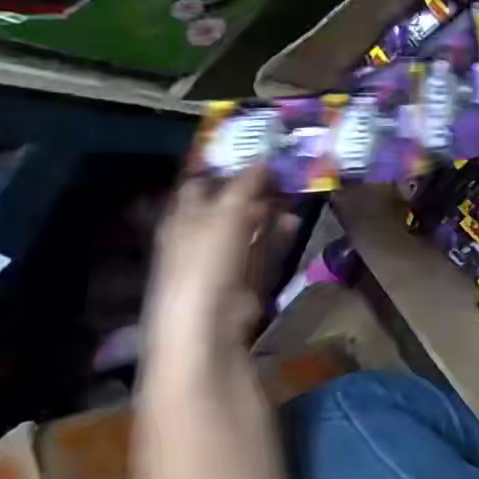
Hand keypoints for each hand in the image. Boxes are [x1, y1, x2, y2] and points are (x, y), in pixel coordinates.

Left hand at [142, 167, 294, 366]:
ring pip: (249, 226)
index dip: (226, 168)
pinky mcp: (241, 280)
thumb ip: (247, 182)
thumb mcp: (227, 209)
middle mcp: (198, 236)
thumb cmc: (206, 259)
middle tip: (286, 172)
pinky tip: (293, 224)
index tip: (258, 152)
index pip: (201, 183)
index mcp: (182, 217)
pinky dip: (278, 236)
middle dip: (257, 189)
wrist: (207, 326)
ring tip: (295, 196)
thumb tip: (264, 159)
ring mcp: (220, 260)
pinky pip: (262, 250)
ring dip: (272, 211)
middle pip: (229, 204)